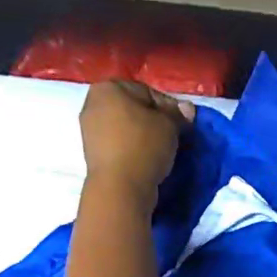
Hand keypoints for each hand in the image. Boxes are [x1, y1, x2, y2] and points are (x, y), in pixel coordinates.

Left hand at [80, 80, 195, 198]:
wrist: (120, 188)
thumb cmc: (143, 146)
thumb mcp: (169, 125)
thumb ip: (177, 114)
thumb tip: (187, 108)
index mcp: (107, 88)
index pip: (146, 92)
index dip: (168, 108)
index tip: (181, 124)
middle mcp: (93, 105)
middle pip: (133, 111)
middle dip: (153, 122)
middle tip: (172, 138)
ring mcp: (89, 132)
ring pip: (126, 130)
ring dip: (144, 138)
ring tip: (161, 153)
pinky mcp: (93, 156)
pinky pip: (119, 147)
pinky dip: (133, 152)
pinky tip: (146, 163)